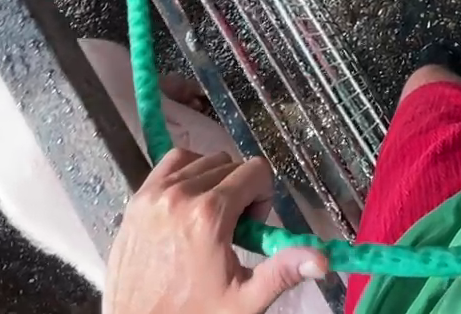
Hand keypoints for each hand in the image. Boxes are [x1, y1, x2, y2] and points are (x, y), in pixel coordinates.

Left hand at [104, 148, 325, 313]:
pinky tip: (189, 202)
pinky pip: (173, 162)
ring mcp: (155, 194)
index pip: (256, 171)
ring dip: (214, 182)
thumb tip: (322, 260)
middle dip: (240, 190)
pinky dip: (187, 172)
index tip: (251, 228)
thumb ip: (282, 273)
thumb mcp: (243, 303)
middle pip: (231, 165)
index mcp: (210, 214)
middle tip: (232, 231)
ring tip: (209, 220)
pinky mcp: (137, 199)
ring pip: (204, 161)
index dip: (262, 196)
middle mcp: (182, 194)